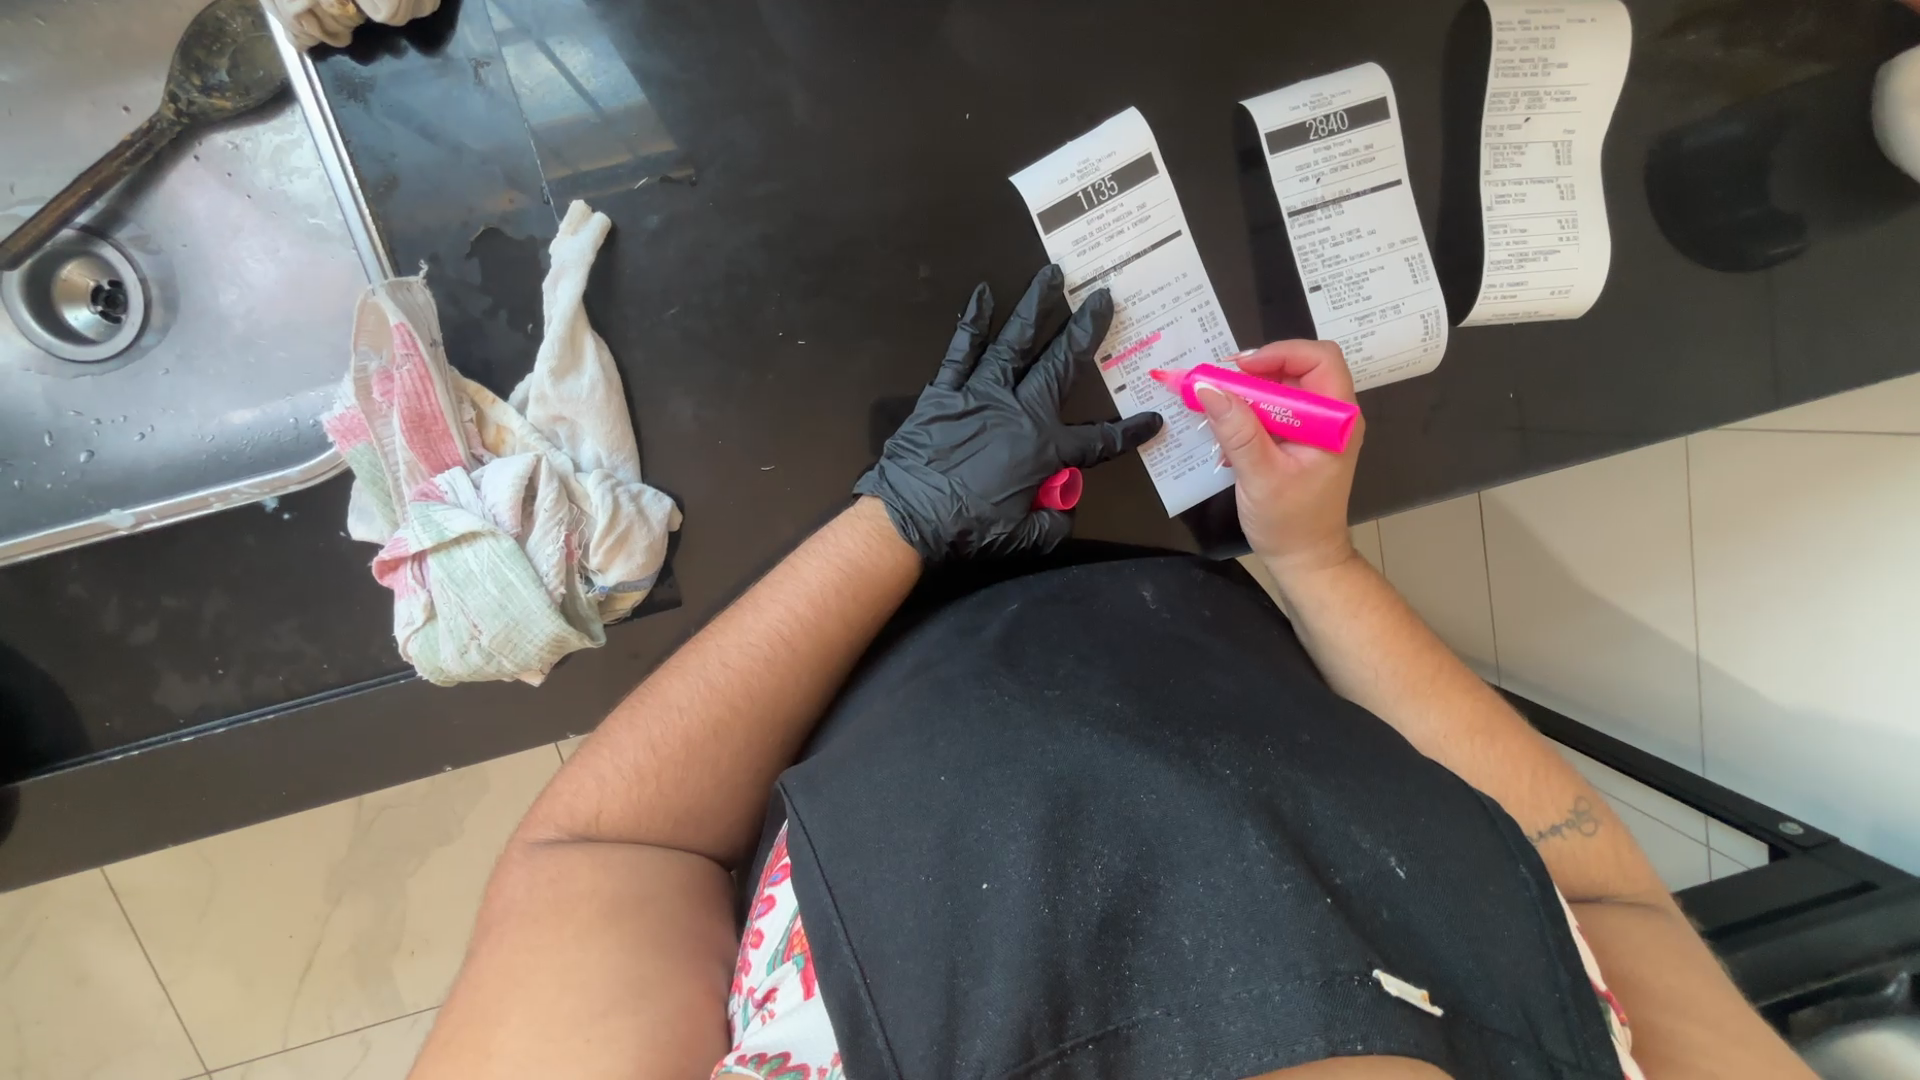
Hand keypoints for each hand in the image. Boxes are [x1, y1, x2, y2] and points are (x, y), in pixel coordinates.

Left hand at [854, 265, 1164, 561]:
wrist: (910, 518)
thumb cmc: (969, 529)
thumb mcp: (1024, 537)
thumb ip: (1053, 522)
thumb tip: (1064, 508)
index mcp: (1044, 449)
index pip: (1098, 440)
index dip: (1128, 432)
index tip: (1153, 420)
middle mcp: (1020, 410)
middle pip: (1061, 364)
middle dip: (1086, 329)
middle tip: (1104, 296)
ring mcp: (981, 394)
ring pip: (1015, 342)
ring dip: (1035, 306)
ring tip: (1051, 274)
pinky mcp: (946, 391)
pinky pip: (961, 351)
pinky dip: (972, 322)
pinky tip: (981, 293)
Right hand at [1199, 340, 1364, 583]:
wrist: (1304, 558)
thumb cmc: (1290, 522)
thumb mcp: (1260, 476)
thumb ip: (1236, 430)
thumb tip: (1208, 388)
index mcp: (1337, 421)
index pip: (1319, 360)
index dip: (1279, 353)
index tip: (1238, 368)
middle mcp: (1333, 417)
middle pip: (1299, 368)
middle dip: (1256, 370)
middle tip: (1218, 382)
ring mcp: (1317, 428)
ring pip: (1284, 387)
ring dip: (1248, 391)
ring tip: (1215, 402)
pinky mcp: (1300, 439)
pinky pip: (1275, 409)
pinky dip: (1248, 410)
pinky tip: (1226, 426)